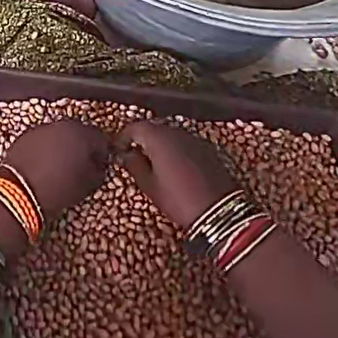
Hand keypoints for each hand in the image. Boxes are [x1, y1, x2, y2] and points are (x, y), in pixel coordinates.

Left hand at [0, 118, 112, 220]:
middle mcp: (62, 126)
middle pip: (78, 133)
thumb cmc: (59, 189)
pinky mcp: (25, 136)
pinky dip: (45, 149)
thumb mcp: (88, 185)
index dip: (102, 153)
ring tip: (61, 167)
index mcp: (82, 134)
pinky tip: (44, 166)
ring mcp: (42, 129)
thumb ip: (98, 171)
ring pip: (58, 135)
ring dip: (62, 146)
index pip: (100, 139)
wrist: (20, 191)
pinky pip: (42, 140)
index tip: (100, 165)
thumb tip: (98, 167)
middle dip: (82, 147)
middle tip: (82, 165)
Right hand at [116, 119, 237, 229]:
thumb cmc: (178, 199)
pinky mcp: (207, 149)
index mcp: (158, 138)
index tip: (118, 150)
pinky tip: (173, 167)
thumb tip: (125, 154)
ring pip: (170, 135)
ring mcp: (194, 139)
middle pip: (153, 128)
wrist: (219, 210)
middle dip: (141, 140)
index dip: (123, 137)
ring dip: (159, 145)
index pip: (135, 127)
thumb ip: (134, 165)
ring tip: (152, 164)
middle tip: (133, 157)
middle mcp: (176, 131)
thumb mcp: (149, 185)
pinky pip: (184, 143)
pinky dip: (175, 150)